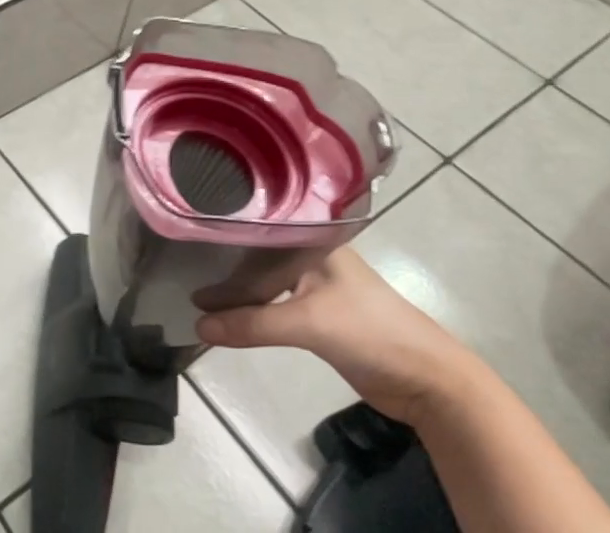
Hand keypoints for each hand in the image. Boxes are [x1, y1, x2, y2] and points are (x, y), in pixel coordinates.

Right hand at [195, 246, 478, 424]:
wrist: (429, 381)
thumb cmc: (372, 333)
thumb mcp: (308, 324)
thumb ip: (252, 324)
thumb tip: (197, 325)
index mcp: (315, 243)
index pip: (261, 227)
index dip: (225, 230)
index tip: (186, 230)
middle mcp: (313, 257)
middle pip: (258, 255)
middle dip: (224, 264)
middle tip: (181, 266)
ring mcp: (317, 287)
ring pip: (266, 282)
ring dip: (238, 293)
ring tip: (197, 296)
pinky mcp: (319, 316)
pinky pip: (273, 306)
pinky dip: (251, 311)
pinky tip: (228, 316)